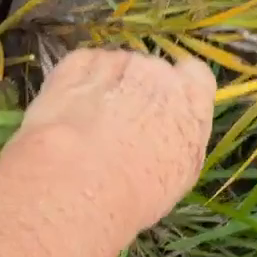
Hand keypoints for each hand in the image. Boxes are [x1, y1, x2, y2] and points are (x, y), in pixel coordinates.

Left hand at [5, 49, 215, 234]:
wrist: (77, 183)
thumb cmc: (134, 194)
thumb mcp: (177, 175)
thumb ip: (177, 138)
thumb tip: (163, 134)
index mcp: (192, 99)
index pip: (193, 76)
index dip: (173, 91)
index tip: (157, 111)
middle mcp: (157, 72)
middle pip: (148, 70)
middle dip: (132, 89)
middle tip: (112, 123)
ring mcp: (115, 62)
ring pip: (110, 65)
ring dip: (99, 85)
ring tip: (81, 121)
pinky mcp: (74, 63)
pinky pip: (78, 66)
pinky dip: (70, 82)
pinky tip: (62, 111)